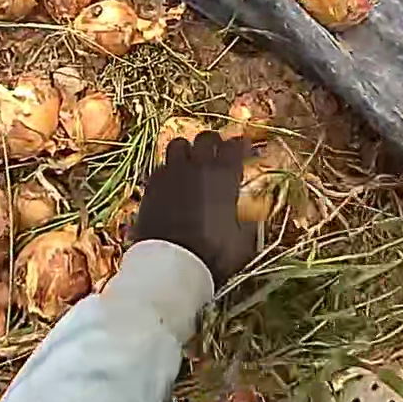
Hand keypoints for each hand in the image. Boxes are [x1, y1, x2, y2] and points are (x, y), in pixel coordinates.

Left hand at [132, 132, 250, 284]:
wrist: (170, 264)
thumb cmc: (213, 253)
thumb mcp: (243, 241)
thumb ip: (248, 222)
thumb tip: (250, 217)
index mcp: (224, 175)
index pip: (234, 146)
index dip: (240, 145)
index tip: (243, 148)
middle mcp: (198, 166)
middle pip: (206, 137)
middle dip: (213, 141)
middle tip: (217, 151)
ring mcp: (172, 172)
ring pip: (178, 144)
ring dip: (187, 149)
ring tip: (190, 160)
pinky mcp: (152, 184)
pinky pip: (161, 165)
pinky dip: (169, 169)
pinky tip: (172, 181)